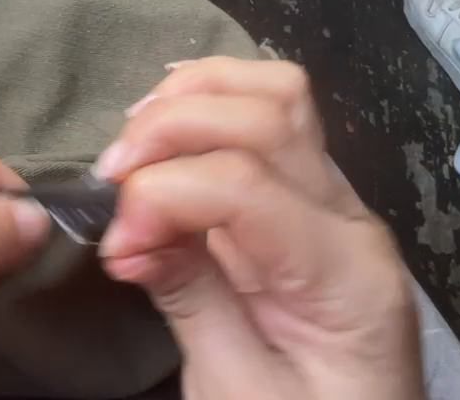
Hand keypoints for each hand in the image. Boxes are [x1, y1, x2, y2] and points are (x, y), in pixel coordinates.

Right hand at [94, 58, 421, 399]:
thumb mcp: (237, 391)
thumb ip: (187, 296)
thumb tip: (122, 229)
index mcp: (347, 279)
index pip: (244, 185)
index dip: (161, 194)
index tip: (114, 244)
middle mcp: (350, 219)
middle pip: (265, 117)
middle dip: (168, 129)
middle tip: (110, 178)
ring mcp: (332, 197)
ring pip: (276, 90)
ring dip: (190, 95)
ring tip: (133, 135)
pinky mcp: (302, 190)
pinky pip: (267, 107)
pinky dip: (207, 94)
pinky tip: (163, 114)